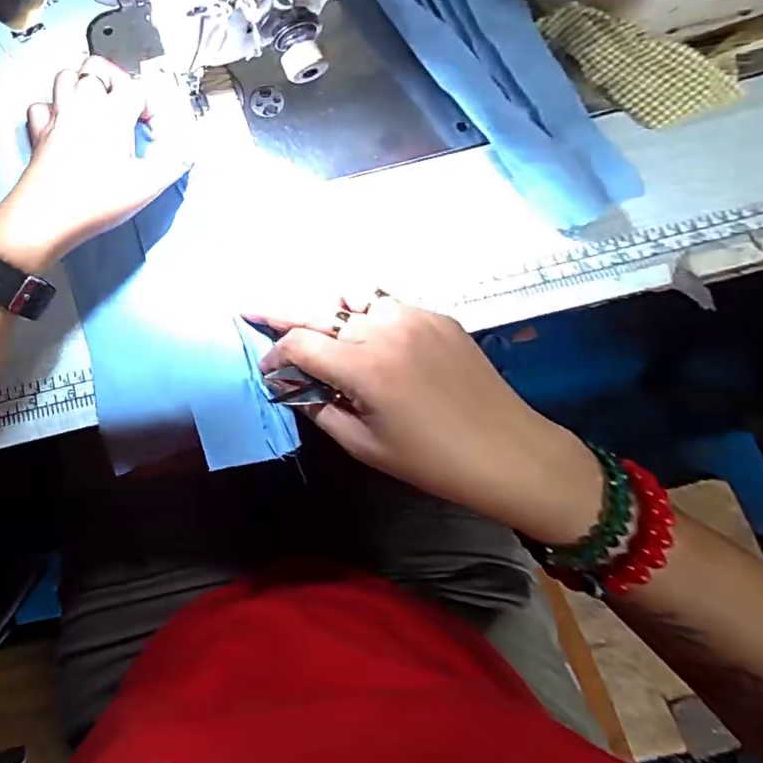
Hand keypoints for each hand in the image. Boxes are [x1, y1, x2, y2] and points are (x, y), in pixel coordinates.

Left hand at [0, 57, 192, 272]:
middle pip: (95, 67)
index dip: (148, 103)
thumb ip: (173, 166)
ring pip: (65, 76)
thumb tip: (188, 155)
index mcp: (113, 114)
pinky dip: (52, 108)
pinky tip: (64, 123)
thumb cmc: (94, 200)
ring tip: (95, 104)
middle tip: (123, 100)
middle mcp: (83, 107)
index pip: (135, 87)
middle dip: (113, 77)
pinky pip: (41, 106)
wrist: (46, 217)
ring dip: (81, 83)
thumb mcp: (146, 186)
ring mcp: (58, 117)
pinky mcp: (38, 133)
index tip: (150, 126)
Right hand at [251, 295, 606, 544]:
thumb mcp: (364, 445)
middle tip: (254, 308)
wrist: (507, 450)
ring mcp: (415, 316)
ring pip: (357, 303)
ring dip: (337, 317)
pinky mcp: (439, 315)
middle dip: (284, 314)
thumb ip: (321, 409)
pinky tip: (378, 341)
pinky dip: (374, 318)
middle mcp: (385, 329)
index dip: (275, 355)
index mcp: (363, 366)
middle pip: (320, 312)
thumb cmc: (431, 460)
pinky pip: (392, 307)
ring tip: (331, 334)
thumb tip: (295, 388)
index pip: (299, 344)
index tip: (268, 370)